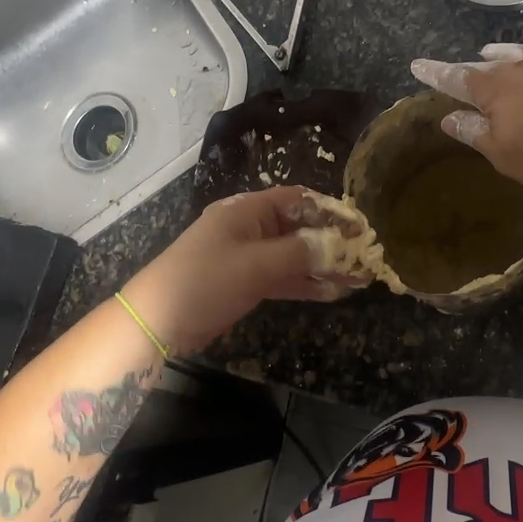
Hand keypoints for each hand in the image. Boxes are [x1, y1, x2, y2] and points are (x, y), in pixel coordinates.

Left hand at [122, 185, 362, 353]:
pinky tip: (333, 293)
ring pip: (294, 256)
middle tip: (365, 255)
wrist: (157, 321)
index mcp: (247, 210)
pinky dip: (305, 283)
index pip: (298, 200)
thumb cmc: (204, 281)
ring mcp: (246, 256)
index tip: (360, 227)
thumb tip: (336, 243)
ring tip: (359, 278)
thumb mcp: (255, 265)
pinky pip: (282, 277)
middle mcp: (250, 227)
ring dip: (323, 265)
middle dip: (332, 241)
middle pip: (299, 227)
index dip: (331, 211)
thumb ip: (298, 253)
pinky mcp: (244, 282)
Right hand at [411, 20, 522, 193]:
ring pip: (520, 51)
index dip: (436, 74)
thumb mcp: (506, 155)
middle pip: (488, 65)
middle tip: (458, 70)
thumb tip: (449, 117)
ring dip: (502, 51)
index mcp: (497, 92)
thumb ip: (476, 133)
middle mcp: (520, 68)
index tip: (417, 65)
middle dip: (470, 68)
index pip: (458, 80)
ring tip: (489, 49)